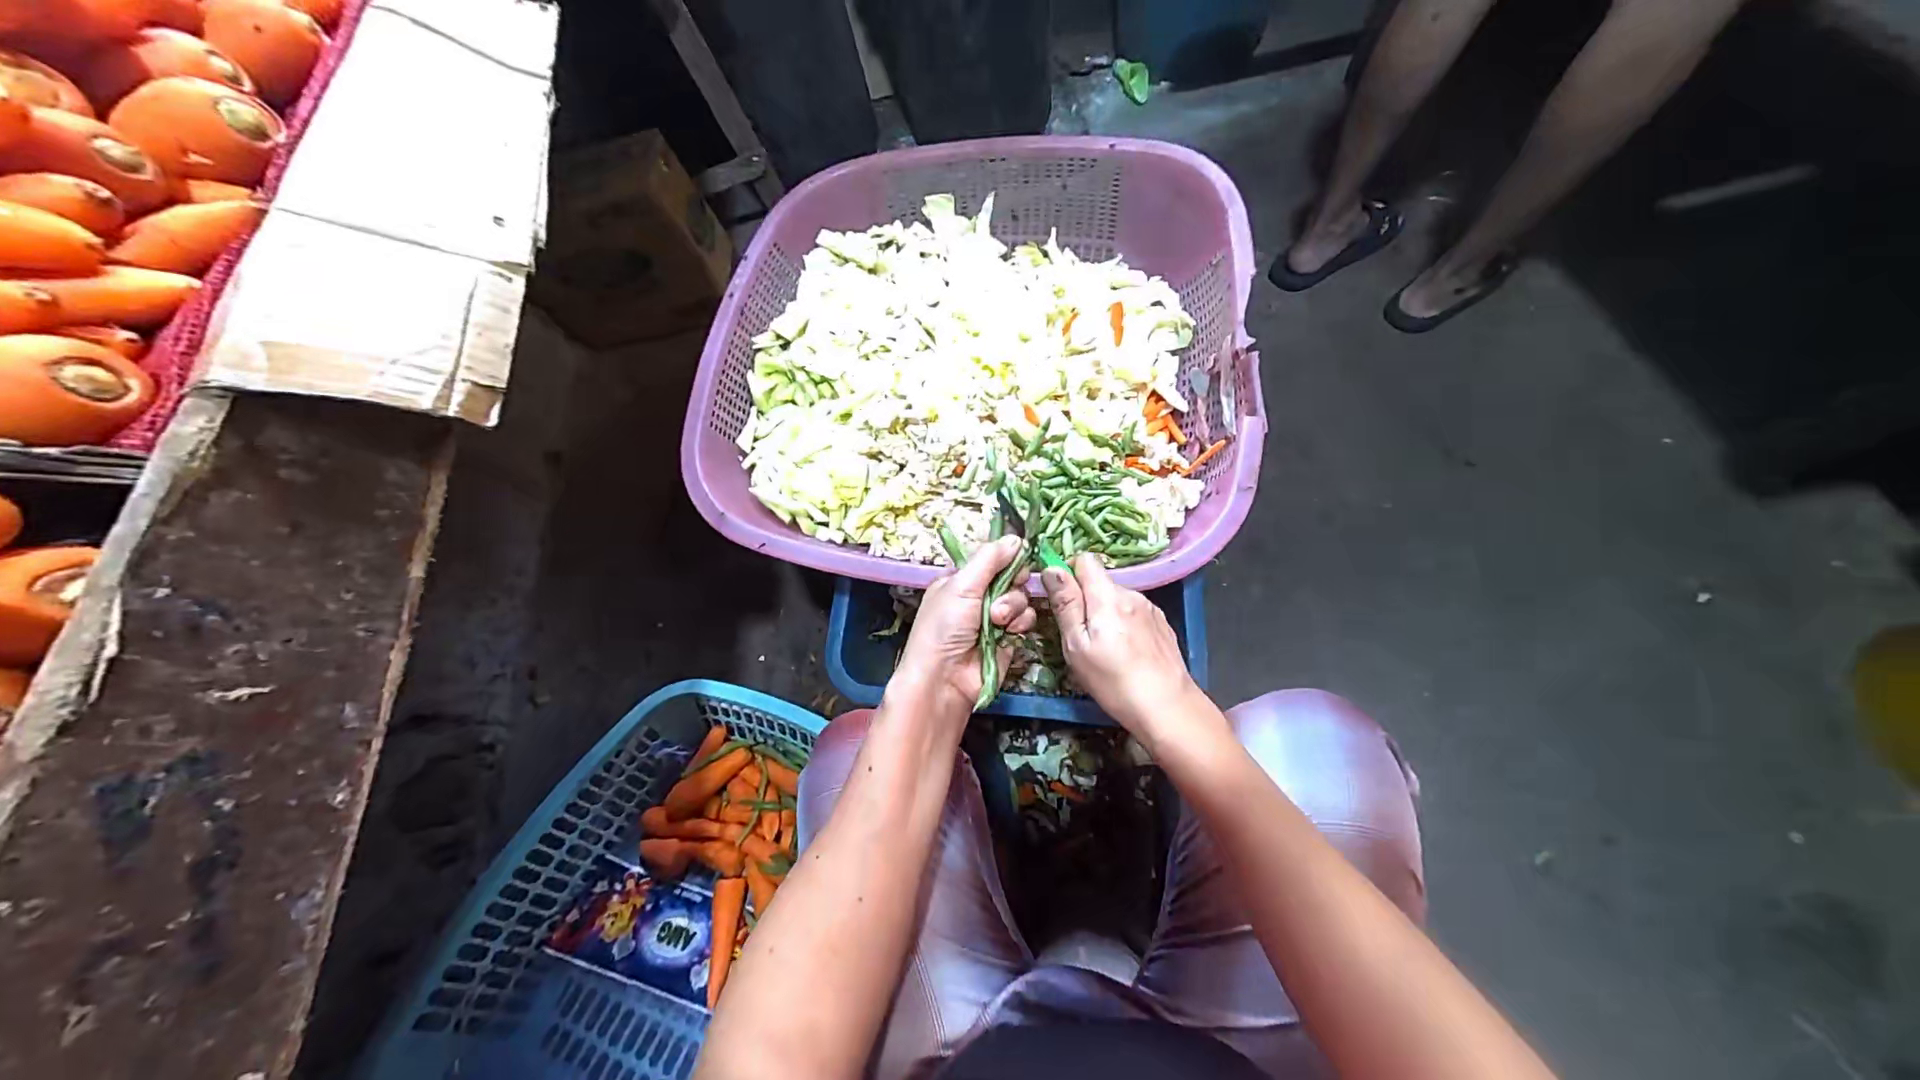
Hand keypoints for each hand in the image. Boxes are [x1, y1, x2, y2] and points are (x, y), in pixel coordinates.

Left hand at [889, 536, 1036, 723]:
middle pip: (1011, 575)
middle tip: (1008, 587)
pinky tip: (1010, 631)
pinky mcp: (1009, 637)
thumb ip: (990, 559)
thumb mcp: (962, 585)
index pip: (990, 558)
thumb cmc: (944, 627)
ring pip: (1021, 597)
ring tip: (997, 620)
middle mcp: (978, 596)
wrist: (945, 679)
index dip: (1005, 556)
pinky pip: (1027, 619)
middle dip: (1012, 582)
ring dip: (1013, 605)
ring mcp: (994, 618)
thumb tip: (1016, 538)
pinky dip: (1022, 622)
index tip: (1016, 555)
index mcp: (960, 579)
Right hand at [1041, 554, 1203, 745]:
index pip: (1085, 559)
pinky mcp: (1161, 624)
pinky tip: (1126, 652)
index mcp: (1107, 596)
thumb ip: (1065, 604)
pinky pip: (1133, 613)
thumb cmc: (1113, 681)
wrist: (1168, 708)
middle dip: (1086, 600)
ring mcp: (1150, 608)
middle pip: (1100, 581)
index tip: (1062, 600)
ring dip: (1105, 614)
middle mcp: (1131, 594)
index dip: (1069, 573)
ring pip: (1116, 599)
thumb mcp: (1077, 646)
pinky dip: (1123, 624)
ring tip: (1104, 649)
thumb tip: (1052, 568)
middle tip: (1080, 636)